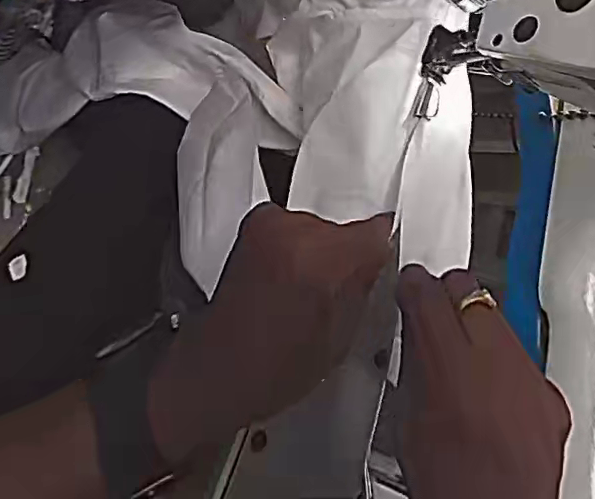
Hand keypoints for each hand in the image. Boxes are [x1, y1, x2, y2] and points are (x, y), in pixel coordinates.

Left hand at [146, 204, 393, 462]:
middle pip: (346, 230)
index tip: (379, 255)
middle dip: (346, 253)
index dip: (380, 248)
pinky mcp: (256, 224)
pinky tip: (285, 273)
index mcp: (328, 262)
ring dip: (318, 248)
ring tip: (302, 286)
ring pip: (319, 226)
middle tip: (334, 288)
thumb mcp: (340, 339)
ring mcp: (274, 226)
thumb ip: (363, 288)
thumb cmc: (267, 370)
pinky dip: (293, 241)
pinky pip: (292, 224)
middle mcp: (300, 234)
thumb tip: (376, 261)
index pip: (377, 231)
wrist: (213, 370)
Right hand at [397, 266, 569, 498]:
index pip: (427, 292)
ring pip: (498, 317)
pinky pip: (523, 357)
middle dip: (447, 294)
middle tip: (433, 308)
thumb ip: (412, 360)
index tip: (411, 286)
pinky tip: (493, 386)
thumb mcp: (407, 419)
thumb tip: (415, 324)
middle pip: (468, 289)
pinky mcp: (552, 399)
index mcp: (445, 368)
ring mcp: (527, 379)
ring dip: (478, 324)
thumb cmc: (449, 489)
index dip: (415, 285)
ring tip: (463, 354)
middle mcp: (492, 364)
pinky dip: (506, 363)